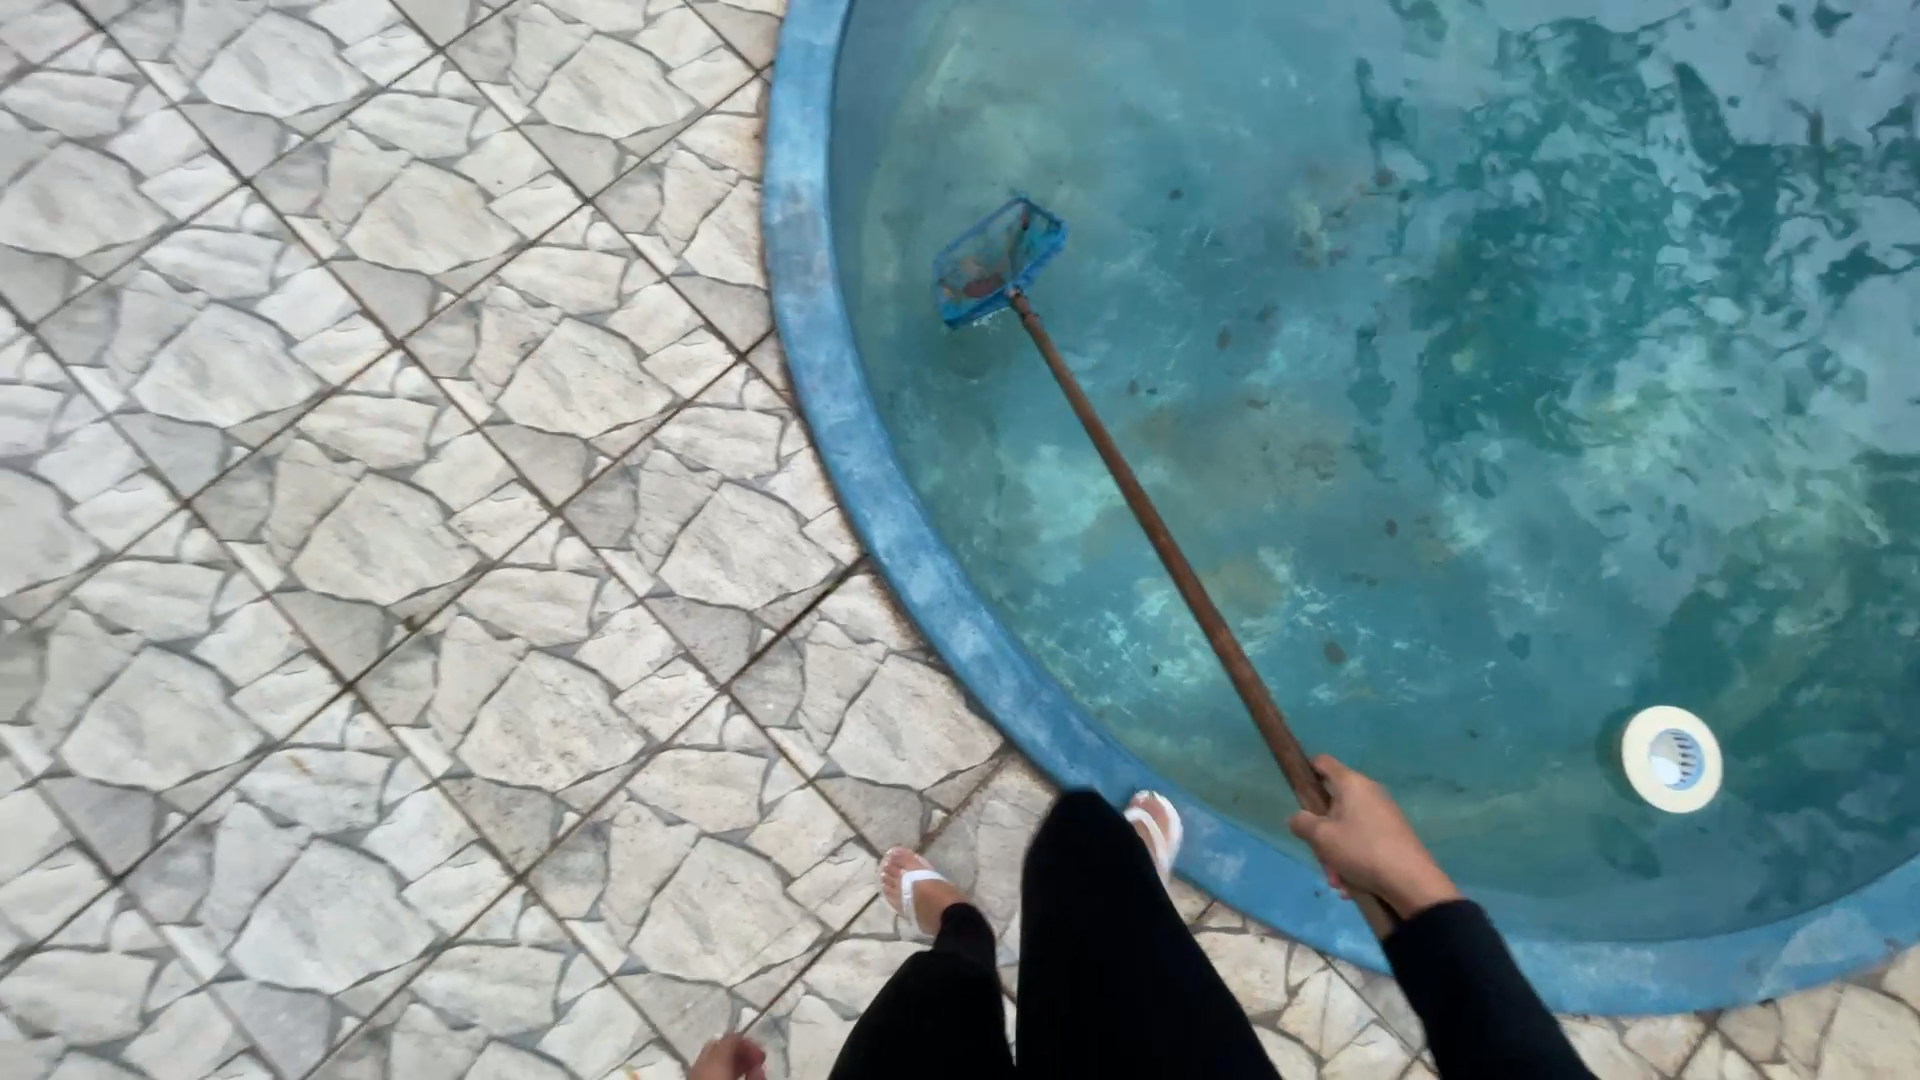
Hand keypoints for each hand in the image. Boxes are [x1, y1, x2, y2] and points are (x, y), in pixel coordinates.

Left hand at [689, 1034, 766, 1079]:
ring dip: (726, 1061)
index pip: (731, 1038)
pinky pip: (703, 1071)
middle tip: (752, 1063)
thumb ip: (753, 1075)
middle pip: (718, 1046)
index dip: (749, 1044)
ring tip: (743, 1072)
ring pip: (709, 1060)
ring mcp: (691, 1074)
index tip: (762, 1056)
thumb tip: (759, 1067)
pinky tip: (728, 1078)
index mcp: (714, 1059)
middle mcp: (700, 1062)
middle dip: (736, 1051)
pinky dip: (716, 1071)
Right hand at [1288, 755, 1460, 918]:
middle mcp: (1369, 792)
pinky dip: (1354, 859)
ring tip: (1336, 880)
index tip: (1297, 794)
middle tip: (1317, 852)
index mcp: (1351, 783)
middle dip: (1320, 829)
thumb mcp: (1321, 838)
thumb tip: (1299, 819)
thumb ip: (1301, 822)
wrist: (1415, 885)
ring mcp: (1384, 814)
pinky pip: (1363, 841)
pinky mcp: (1394, 835)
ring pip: (1347, 826)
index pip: (1321, 762)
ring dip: (1336, 851)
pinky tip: (1351, 885)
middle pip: (1332, 801)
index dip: (1305, 772)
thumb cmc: (1362, 850)